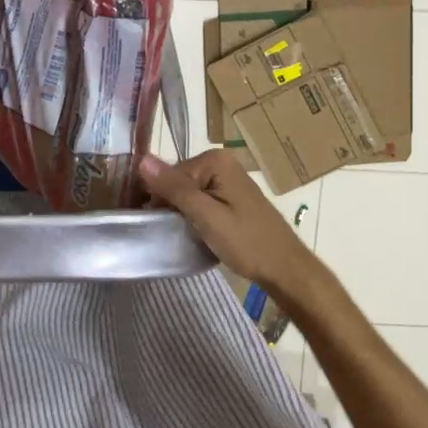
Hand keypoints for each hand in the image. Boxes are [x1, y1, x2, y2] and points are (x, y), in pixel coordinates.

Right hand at [138, 150, 316, 295]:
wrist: (285, 268)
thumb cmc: (247, 243)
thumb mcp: (206, 216)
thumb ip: (175, 188)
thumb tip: (142, 160)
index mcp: (215, 160)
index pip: (170, 174)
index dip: (160, 199)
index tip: (157, 225)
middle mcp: (221, 162)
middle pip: (178, 181)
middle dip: (171, 205)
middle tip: (171, 232)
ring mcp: (228, 179)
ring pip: (188, 192)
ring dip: (182, 212)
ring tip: (181, 234)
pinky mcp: (231, 196)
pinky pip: (201, 199)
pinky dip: (194, 215)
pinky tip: (196, 232)